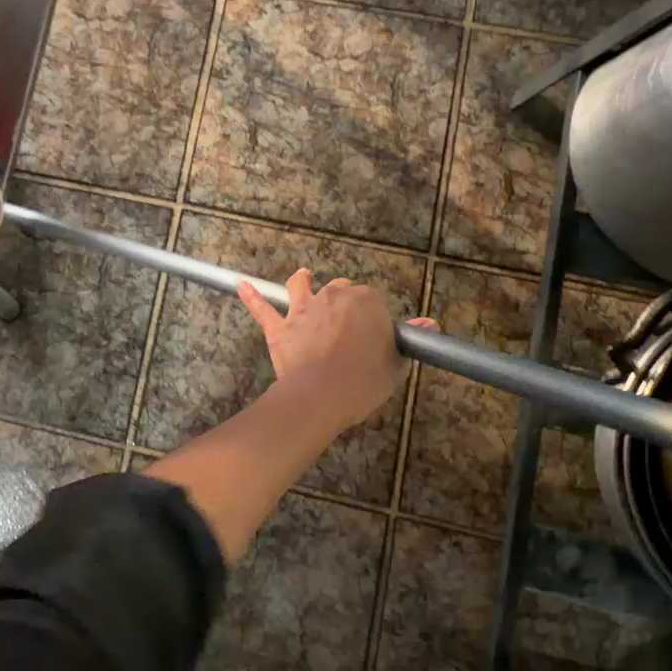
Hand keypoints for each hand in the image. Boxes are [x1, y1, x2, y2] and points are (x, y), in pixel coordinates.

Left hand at [237, 270, 435, 425]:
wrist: (323, 393)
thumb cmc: (366, 380)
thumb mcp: (396, 361)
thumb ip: (406, 338)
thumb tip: (430, 323)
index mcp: (365, 301)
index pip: (370, 300)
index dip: (370, 316)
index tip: (371, 333)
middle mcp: (331, 297)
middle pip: (338, 290)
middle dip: (341, 300)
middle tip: (344, 322)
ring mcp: (302, 310)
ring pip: (300, 287)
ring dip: (302, 282)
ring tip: (303, 277)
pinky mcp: (278, 327)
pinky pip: (262, 308)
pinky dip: (251, 296)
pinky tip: (240, 284)